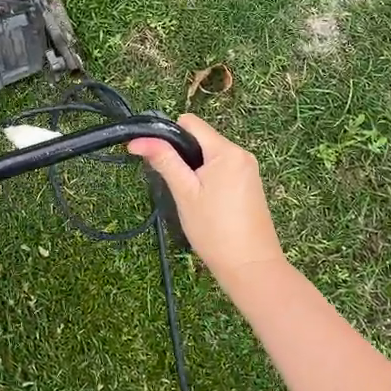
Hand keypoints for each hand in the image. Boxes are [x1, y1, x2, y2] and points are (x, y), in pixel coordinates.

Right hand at [129, 113, 283, 282]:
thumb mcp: (184, 192)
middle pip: (201, 138)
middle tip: (176, 185)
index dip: (169, 135)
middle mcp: (242, 154)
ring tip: (190, 197)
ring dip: (195, 168)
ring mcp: (249, 170)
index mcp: (226, 150)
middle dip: (183, 155)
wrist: (251, 268)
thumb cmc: (215, 230)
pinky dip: (209, 178)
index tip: (159, 159)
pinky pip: (223, 168)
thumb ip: (164, 160)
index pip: (190, 122)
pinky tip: (205, 203)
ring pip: (211, 155)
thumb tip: (139, 140)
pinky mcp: (251, 185)